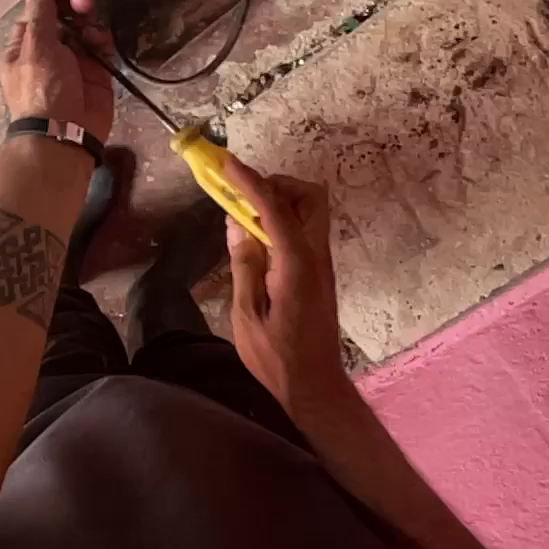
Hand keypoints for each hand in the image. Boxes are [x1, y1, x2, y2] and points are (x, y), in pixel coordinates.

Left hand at [1, 0, 115, 142]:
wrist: (65, 135)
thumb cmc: (43, 91)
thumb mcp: (37, 49)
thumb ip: (41, 15)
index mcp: (25, 45)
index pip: (38, 9)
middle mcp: (48, 50)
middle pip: (63, 14)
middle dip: (72, 2)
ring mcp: (73, 60)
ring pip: (84, 27)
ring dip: (88, 17)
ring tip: (90, 19)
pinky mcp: (95, 71)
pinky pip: (100, 46)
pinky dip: (101, 39)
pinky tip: (101, 41)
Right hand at [223, 157, 350, 412]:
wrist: (313, 384)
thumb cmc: (276, 357)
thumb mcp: (247, 314)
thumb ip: (244, 265)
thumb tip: (237, 225)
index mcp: (295, 265)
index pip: (275, 209)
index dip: (250, 182)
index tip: (228, 164)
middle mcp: (315, 257)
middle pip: (309, 197)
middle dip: (276, 184)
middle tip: (242, 197)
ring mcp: (320, 263)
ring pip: (310, 210)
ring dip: (279, 202)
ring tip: (244, 218)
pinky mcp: (318, 272)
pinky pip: (303, 230)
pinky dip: (281, 221)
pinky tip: (256, 240)